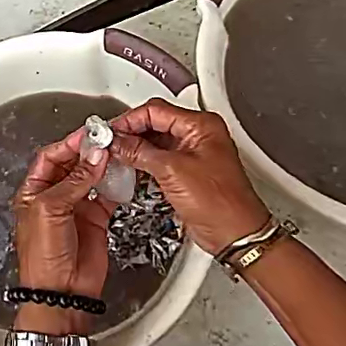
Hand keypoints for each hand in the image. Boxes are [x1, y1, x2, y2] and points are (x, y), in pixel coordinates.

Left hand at [12, 128, 113, 298]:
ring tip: (117, 154)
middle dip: (88, 152)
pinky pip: (107, 196)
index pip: (50, 158)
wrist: (62, 290)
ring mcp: (75, 207)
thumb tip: (93, 158)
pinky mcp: (95, 220)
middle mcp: (54, 197)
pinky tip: (123, 176)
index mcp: (33, 191)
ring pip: (91, 178)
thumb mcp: (51, 210)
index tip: (89, 134)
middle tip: (106, 140)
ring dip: (103, 166)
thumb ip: (74, 183)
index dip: (69, 144)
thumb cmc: (43, 256)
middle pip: (72, 164)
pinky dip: (116, 185)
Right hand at [109, 99, 271, 252]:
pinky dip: (141, 160)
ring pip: (153, 140)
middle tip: (109, 143)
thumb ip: (139, 152)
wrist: (235, 235)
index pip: (154, 111)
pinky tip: (128, 167)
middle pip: (153, 123)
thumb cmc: (221, 204)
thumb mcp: (171, 171)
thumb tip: (116, 142)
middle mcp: (197, 136)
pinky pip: (156, 157)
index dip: (128, 120)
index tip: (110, 133)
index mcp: (201, 126)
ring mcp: (191, 153)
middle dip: (129, 133)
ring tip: (115, 156)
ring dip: (133, 148)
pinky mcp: (184, 170)